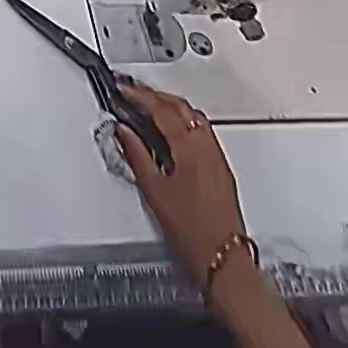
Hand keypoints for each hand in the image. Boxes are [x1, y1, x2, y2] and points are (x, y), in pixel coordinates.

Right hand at [116, 84, 245, 289]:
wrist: (222, 257)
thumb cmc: (192, 231)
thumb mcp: (153, 190)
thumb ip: (137, 155)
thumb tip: (124, 133)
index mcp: (188, 147)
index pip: (161, 109)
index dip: (141, 96)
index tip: (126, 90)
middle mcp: (206, 146)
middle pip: (180, 106)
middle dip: (156, 95)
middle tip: (135, 91)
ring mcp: (216, 155)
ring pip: (194, 116)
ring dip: (172, 105)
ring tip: (152, 104)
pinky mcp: (221, 166)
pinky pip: (203, 130)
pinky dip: (185, 119)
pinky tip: (175, 127)